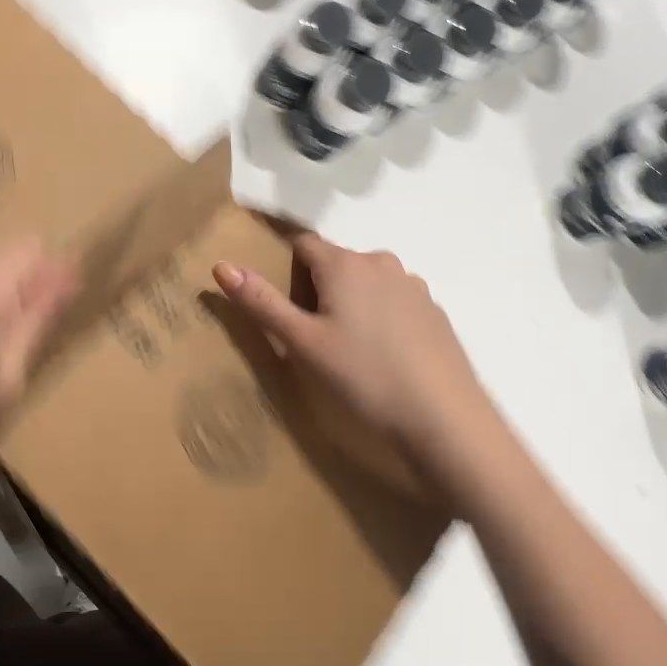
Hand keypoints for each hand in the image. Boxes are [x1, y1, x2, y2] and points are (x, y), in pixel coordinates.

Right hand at [212, 235, 498, 453]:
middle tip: (312, 338)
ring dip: (350, 304)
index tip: (285, 310)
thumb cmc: (364, 377)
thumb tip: (221, 265)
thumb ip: (261, 302)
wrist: (446, 421)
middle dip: (318, 290)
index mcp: (346, 264)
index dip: (286, 271)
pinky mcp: (435, 314)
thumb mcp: (302, 344)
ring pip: (366, 284)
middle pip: (335, 263)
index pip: (303, 244)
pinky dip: (380, 320)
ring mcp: (414, 287)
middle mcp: (382, 263)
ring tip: (347, 352)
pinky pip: (393, 303)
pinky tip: (382, 361)